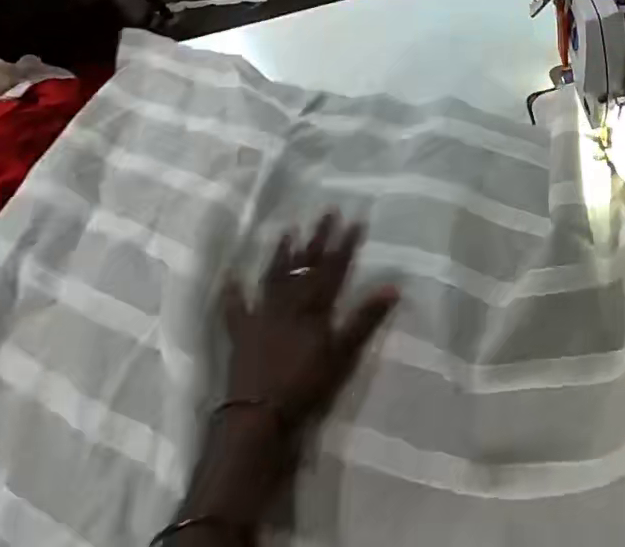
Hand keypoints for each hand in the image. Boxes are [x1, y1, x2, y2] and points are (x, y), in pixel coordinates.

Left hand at [222, 213, 398, 426]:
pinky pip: (236, 306)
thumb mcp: (344, 354)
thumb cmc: (307, 385)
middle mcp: (288, 302)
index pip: (334, 268)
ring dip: (281, 253)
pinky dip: (233, 290)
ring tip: (287, 230)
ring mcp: (262, 314)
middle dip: (318, 238)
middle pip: (305, 264)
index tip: (355, 220)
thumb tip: (393, 286)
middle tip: (326, 211)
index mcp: (314, 306)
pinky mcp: (241, 331)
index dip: (345, 244)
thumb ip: (365, 319)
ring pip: (274, 276)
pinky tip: (231, 275)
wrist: (259, 414)